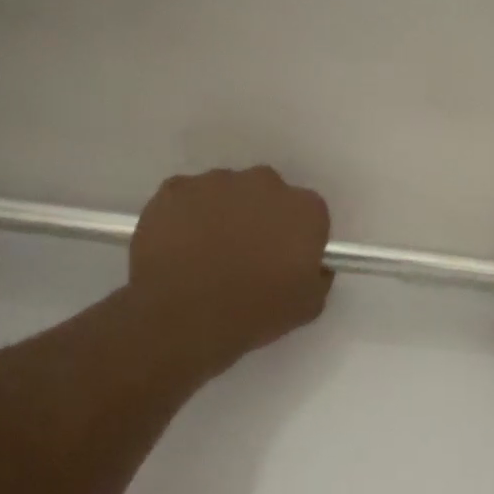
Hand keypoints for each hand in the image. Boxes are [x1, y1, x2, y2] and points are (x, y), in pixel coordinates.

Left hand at [126, 167, 333, 374]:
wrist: (182, 312)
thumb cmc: (254, 311)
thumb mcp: (308, 306)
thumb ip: (318, 275)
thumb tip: (311, 264)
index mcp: (304, 210)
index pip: (312, 216)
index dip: (300, 239)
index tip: (287, 262)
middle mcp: (265, 183)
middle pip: (270, 197)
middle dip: (263, 221)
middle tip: (249, 258)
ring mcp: (216, 181)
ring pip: (227, 195)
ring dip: (224, 217)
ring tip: (209, 257)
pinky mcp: (175, 187)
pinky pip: (190, 200)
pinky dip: (188, 218)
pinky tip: (182, 250)